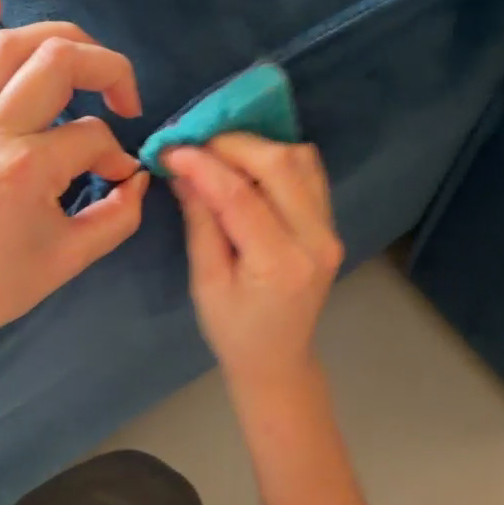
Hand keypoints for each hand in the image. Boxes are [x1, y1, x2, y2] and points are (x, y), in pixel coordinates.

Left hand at [0, 0, 151, 347]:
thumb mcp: (70, 260)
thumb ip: (118, 216)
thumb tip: (137, 178)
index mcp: (27, 168)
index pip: (94, 136)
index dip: (119, 156)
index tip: (119, 181)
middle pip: (59, 59)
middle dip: (107, 67)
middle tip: (124, 100)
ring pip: (10, 46)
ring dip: (57, 39)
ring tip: (85, 61)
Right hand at [165, 135, 343, 395]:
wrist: (277, 359)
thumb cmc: (233, 331)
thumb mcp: (206, 282)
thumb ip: (201, 222)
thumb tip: (184, 171)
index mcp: (280, 264)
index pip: (241, 197)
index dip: (204, 166)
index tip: (172, 149)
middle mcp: (315, 240)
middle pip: (279, 165)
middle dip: (232, 145)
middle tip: (195, 146)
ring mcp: (329, 230)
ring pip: (300, 160)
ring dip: (256, 148)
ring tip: (218, 156)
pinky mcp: (330, 224)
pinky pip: (309, 173)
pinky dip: (276, 160)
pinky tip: (246, 168)